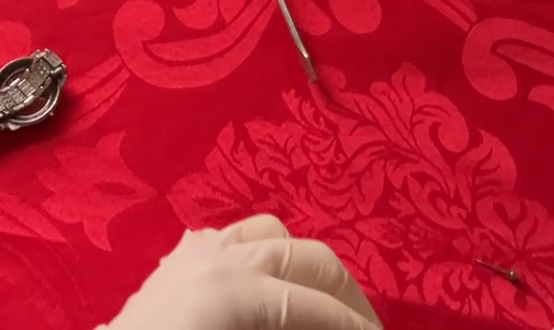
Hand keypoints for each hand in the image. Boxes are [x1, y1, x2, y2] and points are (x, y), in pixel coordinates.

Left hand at [101, 214, 381, 329]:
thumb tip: (340, 328)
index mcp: (234, 292)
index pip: (321, 307)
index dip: (358, 328)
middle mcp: (220, 255)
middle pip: (307, 256)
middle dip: (348, 296)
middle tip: (369, 329)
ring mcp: (199, 246)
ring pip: (274, 233)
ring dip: (309, 267)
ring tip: (330, 306)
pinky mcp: (184, 252)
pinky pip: (237, 237)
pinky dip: (267, 255)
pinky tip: (275, 288)